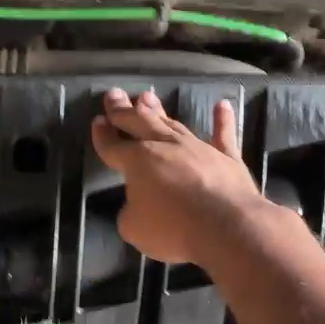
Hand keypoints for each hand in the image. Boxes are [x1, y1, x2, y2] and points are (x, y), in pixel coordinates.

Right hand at [90, 89, 269, 265]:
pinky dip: (222, 120)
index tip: (97, 121)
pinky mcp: (227, 157)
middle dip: (124, 110)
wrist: (226, 226)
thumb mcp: (134, 228)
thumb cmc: (173, 228)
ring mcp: (198, 148)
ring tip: (147, 96)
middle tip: (113, 95)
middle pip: (140, 123)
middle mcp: (166, 146)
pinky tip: (222, 105)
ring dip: (159, 111)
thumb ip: (131, 211)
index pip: (113, 146)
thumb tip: (139, 204)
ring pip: (174, 124)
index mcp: (138, 161)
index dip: (102, 135)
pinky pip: (223, 135)